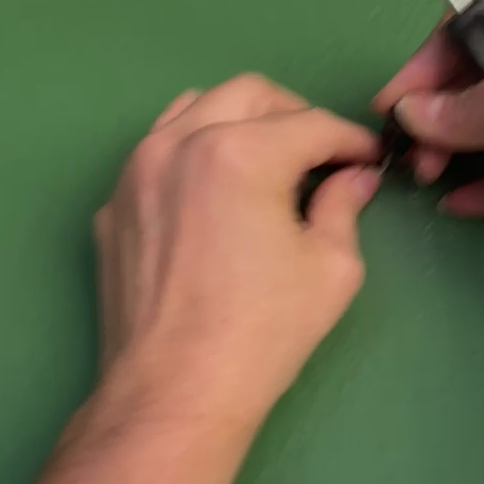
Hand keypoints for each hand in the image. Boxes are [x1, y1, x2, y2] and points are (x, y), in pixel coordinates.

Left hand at [92, 75, 382, 427]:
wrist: (178, 389)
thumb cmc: (266, 331)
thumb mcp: (332, 269)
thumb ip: (345, 207)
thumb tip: (355, 179)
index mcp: (242, 152)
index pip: (311, 124)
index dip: (350, 139)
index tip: (369, 158)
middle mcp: (180, 142)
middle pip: (248, 95)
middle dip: (297, 116)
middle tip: (325, 155)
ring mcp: (135, 171)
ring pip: (194, 110)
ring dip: (242, 123)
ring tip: (270, 166)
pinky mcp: (113, 206)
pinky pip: (159, 154)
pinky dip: (198, 156)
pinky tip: (218, 200)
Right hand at [372, 0, 483, 255]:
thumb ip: (471, 105)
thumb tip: (414, 113)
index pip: (471, 30)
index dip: (427, 63)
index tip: (396, 103)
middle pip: (477, 84)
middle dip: (439, 115)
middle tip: (413, 153)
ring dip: (458, 153)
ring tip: (429, 177)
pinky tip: (460, 202)